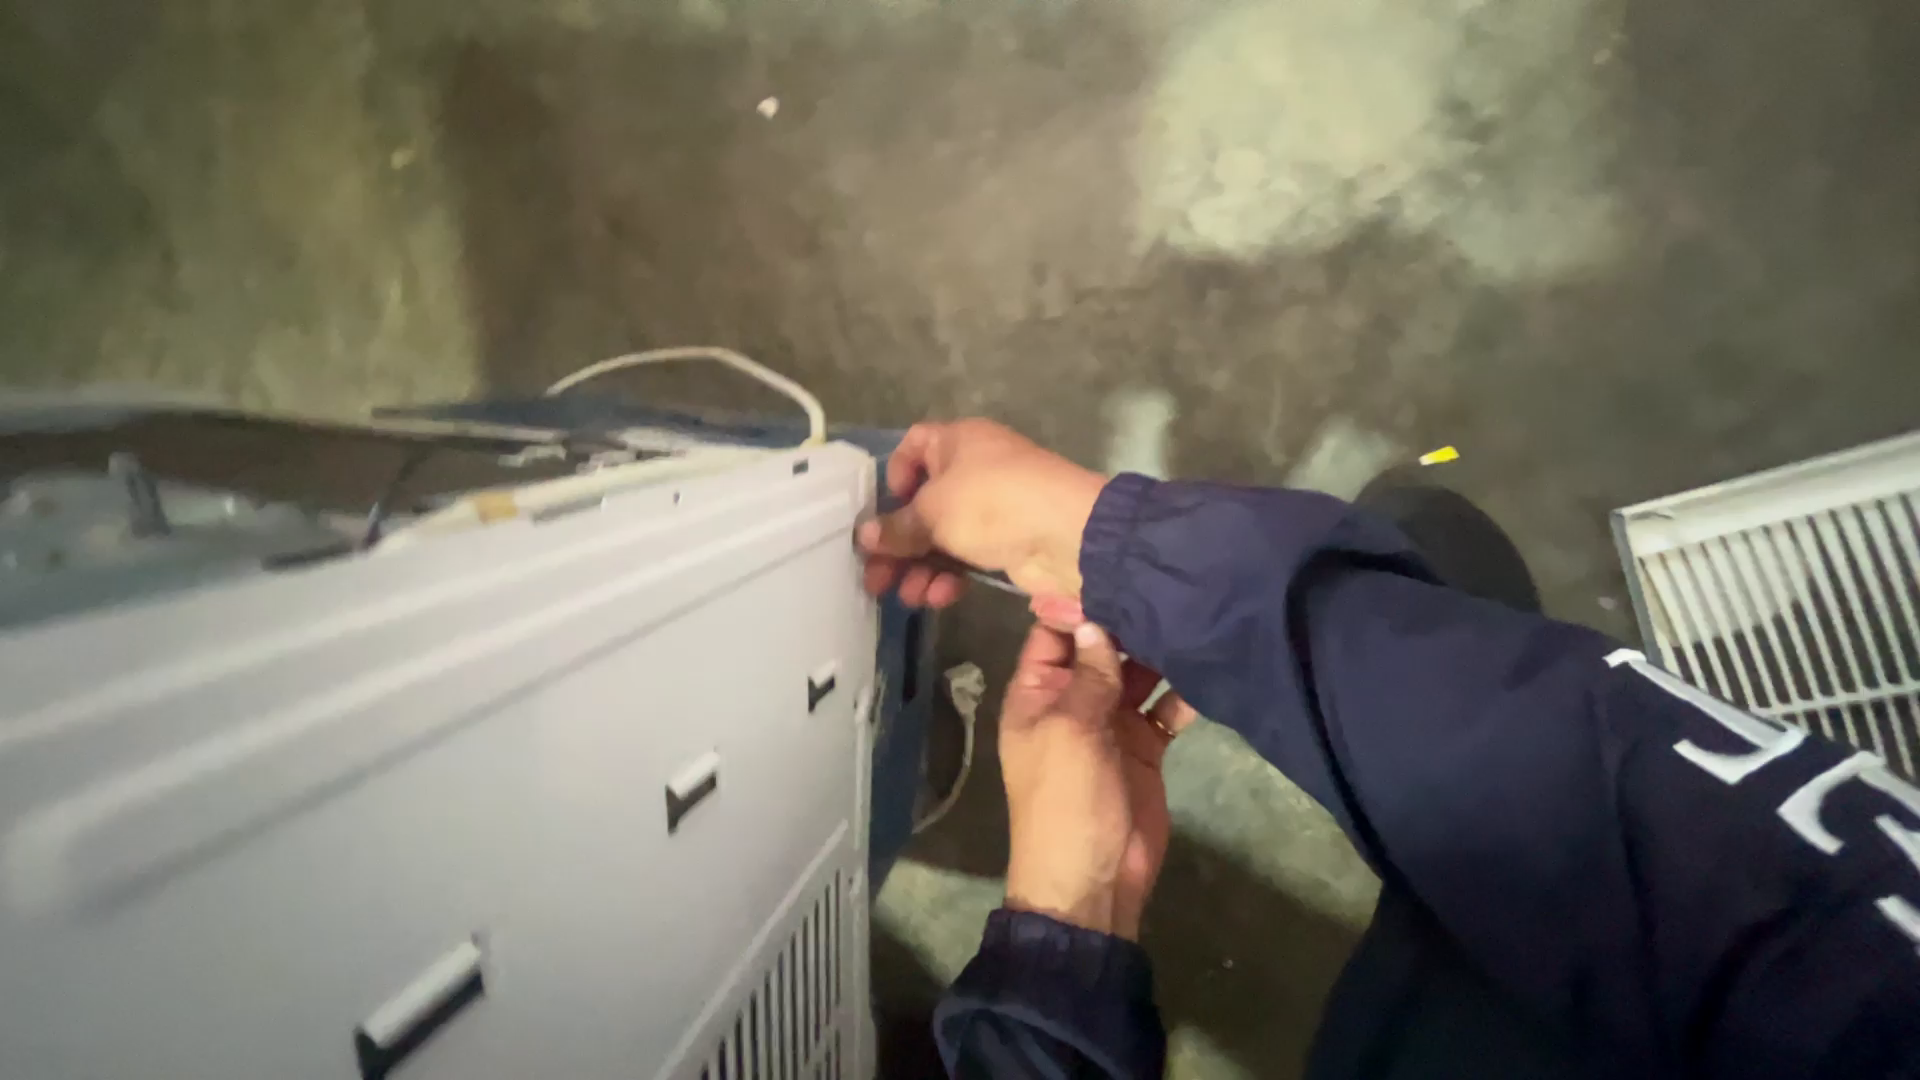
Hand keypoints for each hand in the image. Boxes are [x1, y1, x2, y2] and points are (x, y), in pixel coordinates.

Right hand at [856, 419, 1104, 606]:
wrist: (1069, 535)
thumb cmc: (992, 504)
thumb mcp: (934, 512)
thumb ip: (897, 527)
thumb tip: (864, 537)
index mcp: (957, 442)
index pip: (913, 446)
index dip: (894, 475)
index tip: (884, 508)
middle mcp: (974, 468)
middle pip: (923, 504)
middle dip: (898, 543)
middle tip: (876, 578)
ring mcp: (993, 507)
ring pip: (943, 536)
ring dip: (920, 568)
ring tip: (907, 597)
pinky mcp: (1006, 542)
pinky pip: (966, 556)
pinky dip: (949, 575)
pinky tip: (938, 597)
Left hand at [998, 620, 1195, 939]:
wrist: (1093, 879)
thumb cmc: (1066, 799)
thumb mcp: (1071, 731)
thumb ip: (1087, 676)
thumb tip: (1097, 622)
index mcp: (1036, 693)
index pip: (1053, 635)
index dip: (1078, 608)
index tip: (1115, 573)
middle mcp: (1071, 700)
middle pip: (1099, 651)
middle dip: (1127, 626)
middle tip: (1167, 588)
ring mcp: (1109, 722)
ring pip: (1134, 675)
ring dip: (1158, 655)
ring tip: (1192, 619)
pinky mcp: (1144, 745)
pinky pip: (1162, 709)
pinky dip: (1181, 693)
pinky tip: (1207, 667)